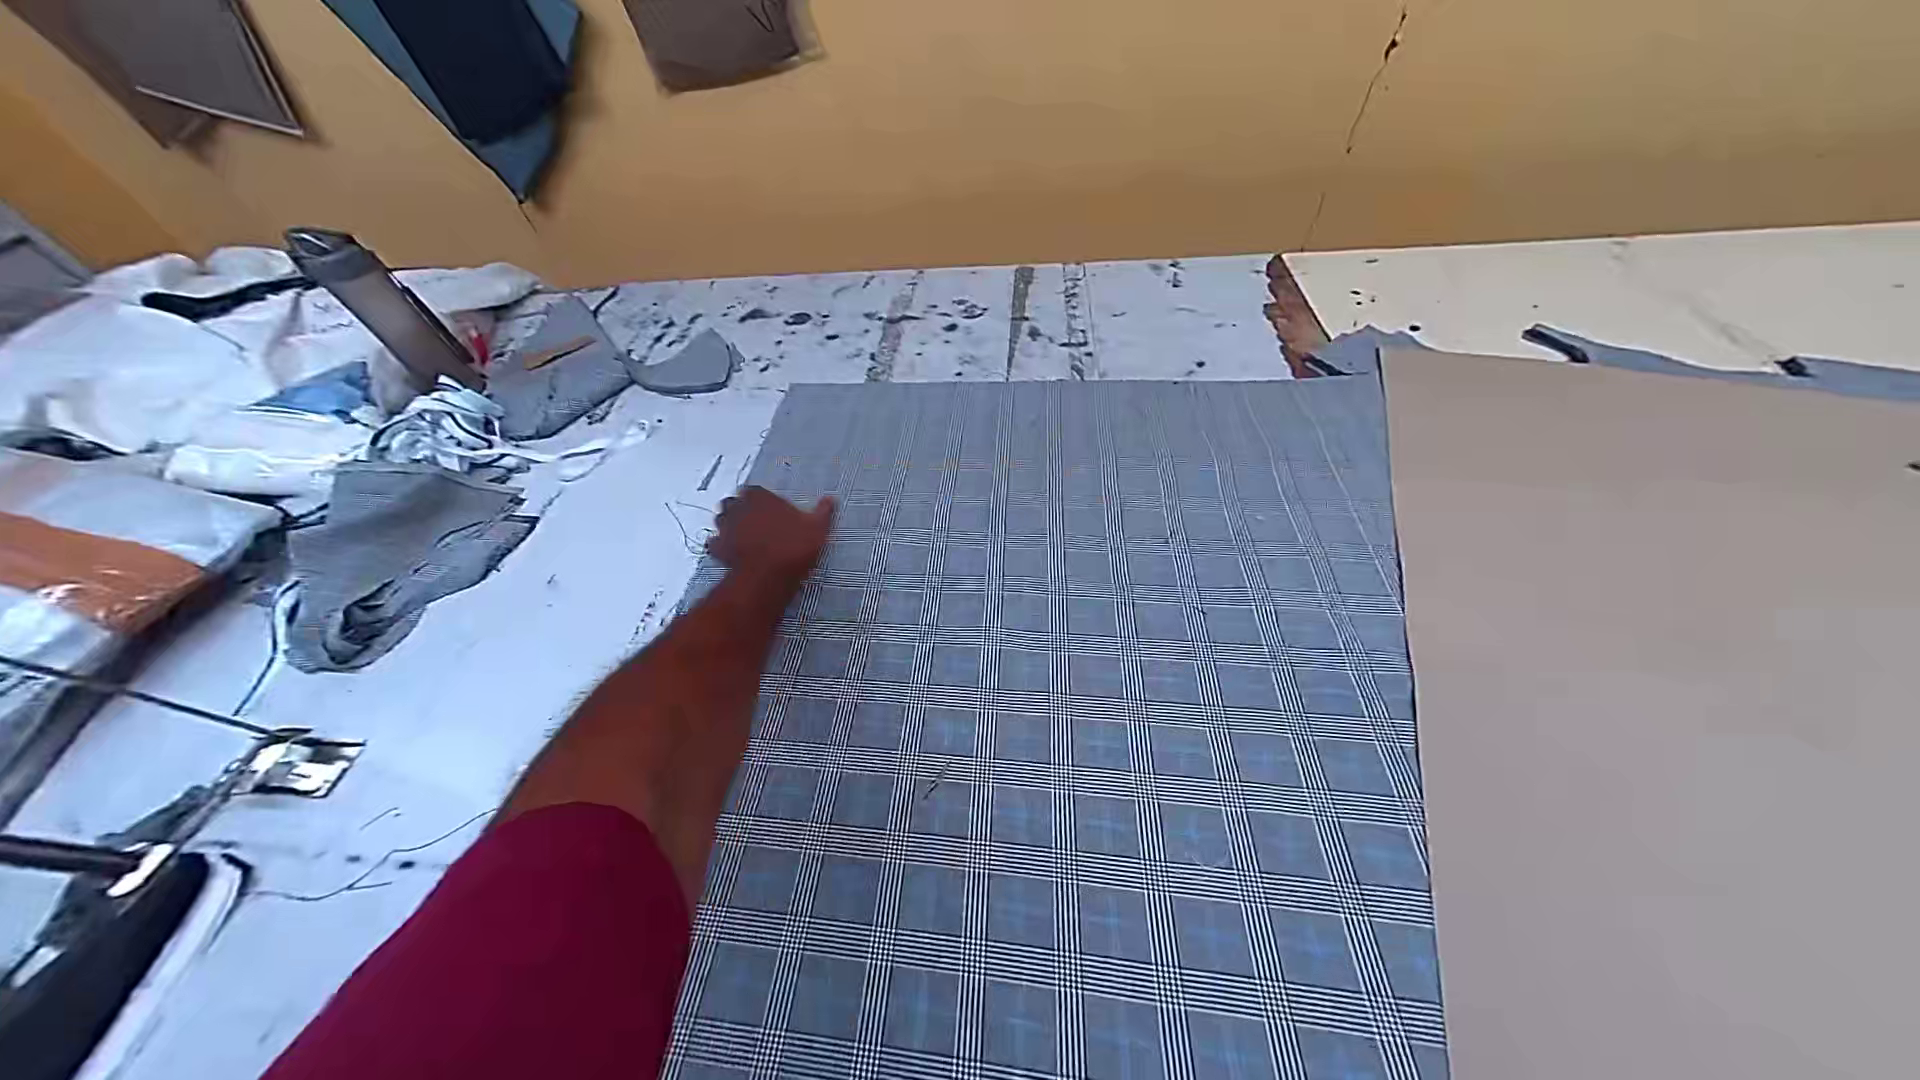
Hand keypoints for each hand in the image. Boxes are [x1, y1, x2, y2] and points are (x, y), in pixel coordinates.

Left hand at [707, 486, 834, 581]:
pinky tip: (727, 551)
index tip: (768, 504)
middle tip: (753, 518)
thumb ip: (822, 511)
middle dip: (739, 508)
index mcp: (761, 498)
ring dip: (728, 523)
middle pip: (733, 502)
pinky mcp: (718, 548)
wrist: (769, 575)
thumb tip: (831, 500)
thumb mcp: (817, 527)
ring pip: (721, 519)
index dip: (760, 497)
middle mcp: (740, 508)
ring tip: (740, 532)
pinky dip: (719, 545)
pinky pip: (714, 543)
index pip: (754, 489)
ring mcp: (726, 528)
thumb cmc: (793, 546)